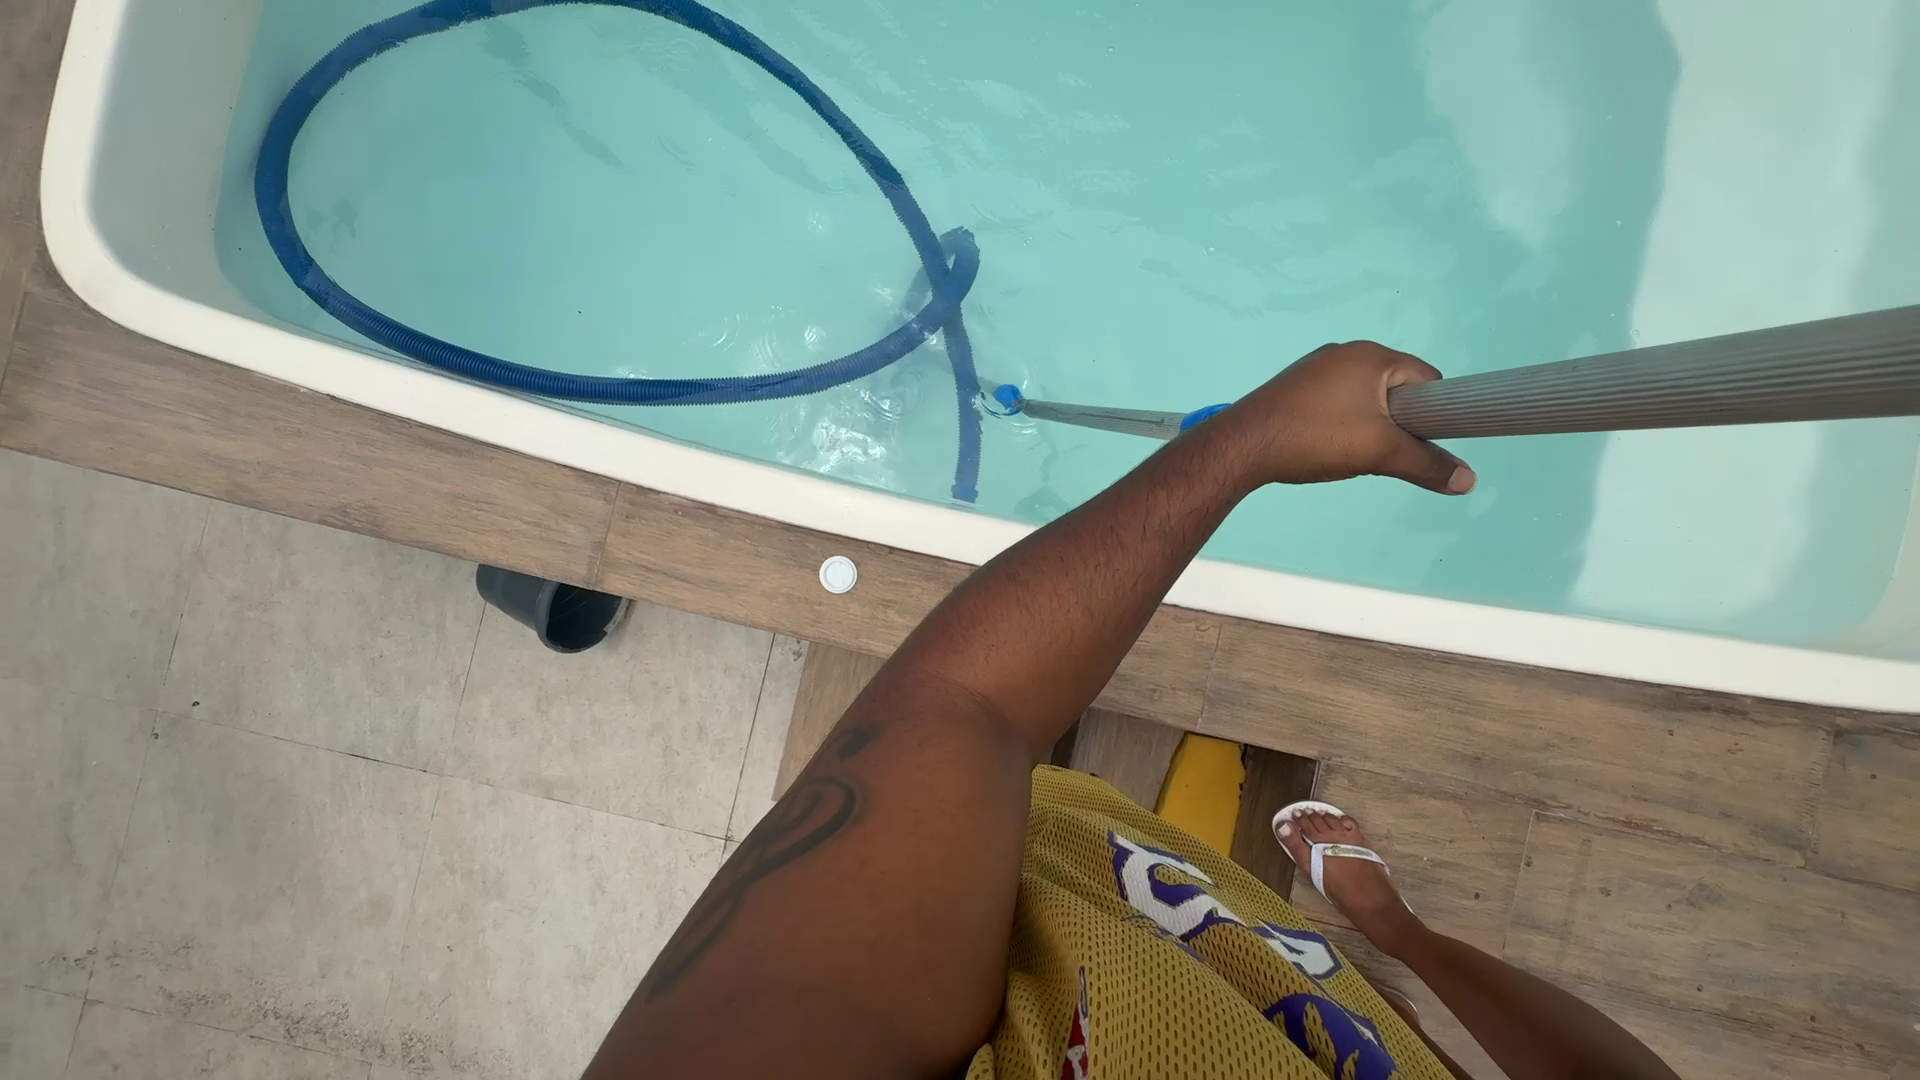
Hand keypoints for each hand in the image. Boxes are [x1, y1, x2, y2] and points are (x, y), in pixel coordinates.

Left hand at [1219, 340, 1475, 494]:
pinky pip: (1331, 403)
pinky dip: (1337, 423)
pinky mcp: (1291, 388)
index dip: (1434, 411)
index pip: (1427, 377)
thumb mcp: (1378, 452)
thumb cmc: (1314, 439)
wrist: (1240, 446)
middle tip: (1383, 451)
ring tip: (1350, 452)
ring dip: (1366, 425)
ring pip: (1361, 398)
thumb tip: (1469, 481)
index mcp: (1370, 355)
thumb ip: (1426, 463)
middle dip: (1397, 421)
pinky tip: (1324, 446)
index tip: (1423, 441)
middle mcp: (1342, 353)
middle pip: (1394, 388)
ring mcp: (1312, 369)